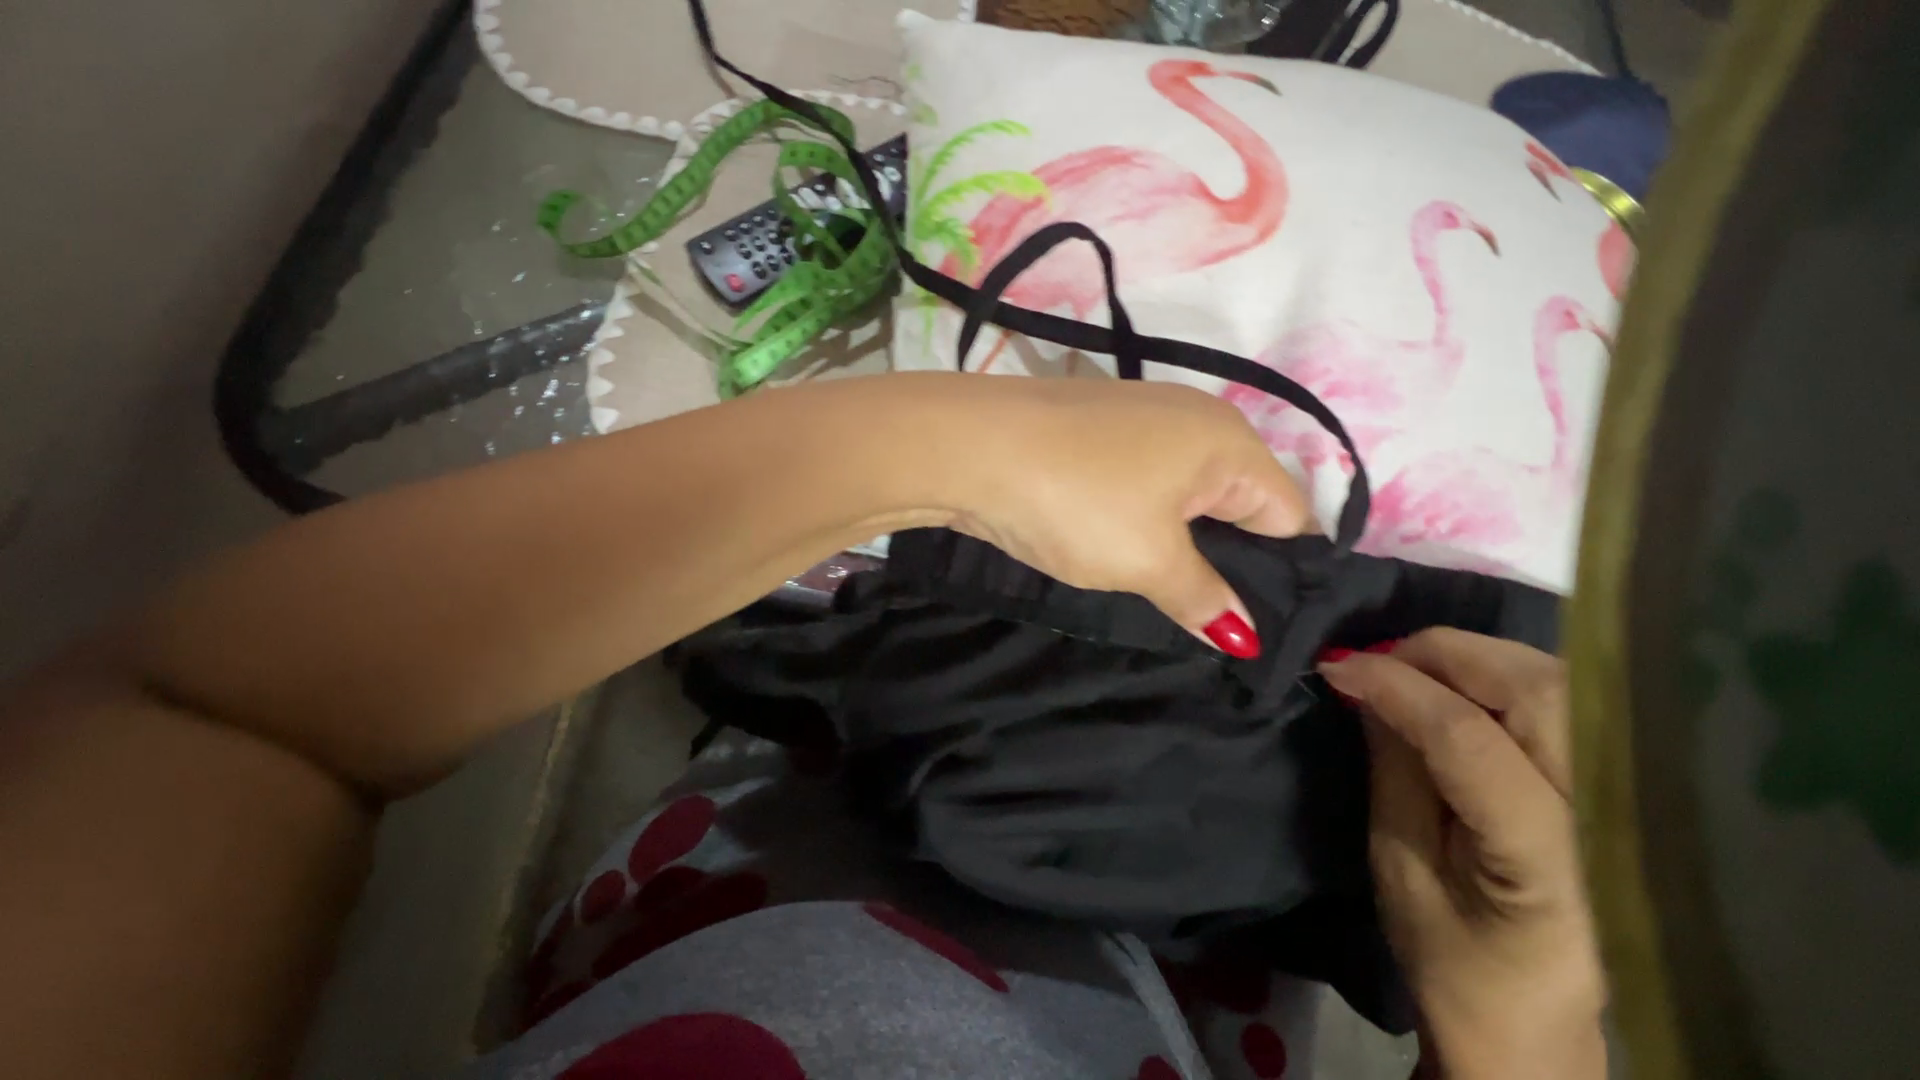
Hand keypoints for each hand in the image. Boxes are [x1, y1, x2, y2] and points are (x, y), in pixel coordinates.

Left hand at [933, 375, 1310, 653]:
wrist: (966, 446)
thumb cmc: (1075, 502)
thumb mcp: (1147, 561)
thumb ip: (1203, 598)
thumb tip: (1244, 636)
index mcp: (1229, 442)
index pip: (1287, 515)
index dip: (1282, 574)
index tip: (1264, 627)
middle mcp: (1195, 419)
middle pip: (1239, 501)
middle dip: (1230, 561)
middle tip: (1216, 623)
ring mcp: (1142, 420)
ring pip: (1187, 495)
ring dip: (1183, 544)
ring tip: (1171, 599)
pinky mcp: (1097, 432)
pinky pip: (1145, 483)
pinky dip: (1145, 520)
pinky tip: (1125, 556)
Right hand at [1317, 629, 1605, 1079]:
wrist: (1537, 1028)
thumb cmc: (1453, 965)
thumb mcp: (1400, 872)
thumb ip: (1393, 771)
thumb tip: (1367, 686)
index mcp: (1548, 862)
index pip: (1470, 740)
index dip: (1397, 688)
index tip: (1337, 666)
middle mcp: (1609, 819)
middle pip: (1537, 689)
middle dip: (1444, 655)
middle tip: (1378, 658)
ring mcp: (1633, 801)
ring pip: (1561, 681)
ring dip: (1477, 660)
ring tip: (1412, 670)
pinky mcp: (1628, 790)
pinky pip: (1571, 701)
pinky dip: (1508, 677)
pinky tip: (1463, 687)